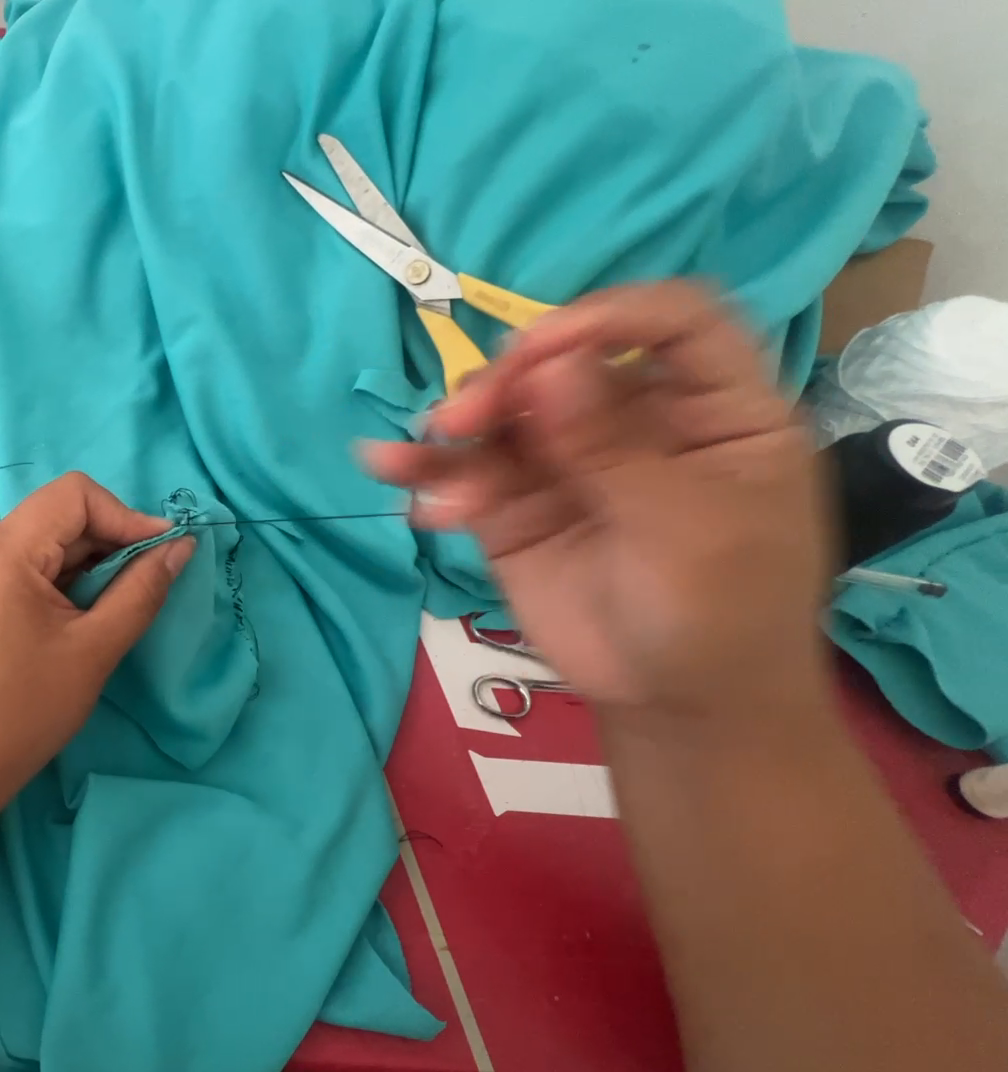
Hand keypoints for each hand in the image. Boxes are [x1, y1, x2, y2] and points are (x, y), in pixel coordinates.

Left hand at [0, 472, 195, 803]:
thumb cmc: (25, 710)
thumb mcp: (94, 648)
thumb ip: (142, 589)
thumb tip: (182, 546)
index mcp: (0, 551)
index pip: (74, 495)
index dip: (125, 516)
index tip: (162, 551)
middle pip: (58, 515)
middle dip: (109, 542)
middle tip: (145, 583)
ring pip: (43, 538)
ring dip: (86, 562)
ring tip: (110, 606)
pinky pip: (23, 560)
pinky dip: (59, 576)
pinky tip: (77, 612)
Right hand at [363, 282, 831, 721]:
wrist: (672, 704)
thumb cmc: (719, 614)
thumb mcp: (686, 530)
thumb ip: (615, 448)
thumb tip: (549, 366)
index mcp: (710, 411)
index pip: (670, 325)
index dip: (607, 319)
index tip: (536, 350)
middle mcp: (633, 421)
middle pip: (558, 366)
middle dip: (501, 386)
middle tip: (457, 422)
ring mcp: (565, 464)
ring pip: (498, 417)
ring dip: (448, 431)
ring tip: (409, 460)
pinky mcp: (511, 505)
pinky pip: (461, 473)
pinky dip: (426, 473)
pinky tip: (400, 483)